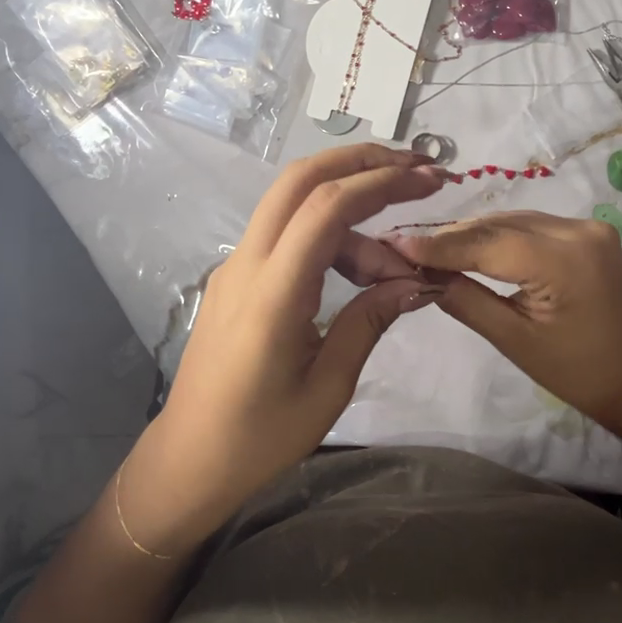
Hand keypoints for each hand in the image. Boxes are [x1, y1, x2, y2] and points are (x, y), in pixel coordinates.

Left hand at [134, 145, 447, 544]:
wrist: (190, 460)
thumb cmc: (261, 436)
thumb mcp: (328, 386)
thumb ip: (371, 321)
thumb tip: (418, 281)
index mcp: (273, 293)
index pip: (326, 207)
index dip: (382, 182)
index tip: (431, 180)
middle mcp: (247, 264)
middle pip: (300, 179)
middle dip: (361, 162)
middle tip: (417, 171)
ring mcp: (236, 268)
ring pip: (293, 204)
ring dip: (351, 211)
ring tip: (398, 264)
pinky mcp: (237, 280)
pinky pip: (286, 235)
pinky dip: (329, 234)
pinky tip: (362, 271)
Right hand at [388, 212, 621, 428]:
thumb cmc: (572, 369)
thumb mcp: (511, 338)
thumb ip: (465, 299)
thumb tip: (417, 273)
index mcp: (566, 262)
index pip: (488, 243)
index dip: (440, 245)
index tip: (394, 244)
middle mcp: (579, 231)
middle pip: (499, 225)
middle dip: (451, 237)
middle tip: (403, 246)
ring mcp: (586, 227)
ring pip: (511, 220)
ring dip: (471, 234)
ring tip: (427, 247)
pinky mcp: (586, 230)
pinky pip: (529, 225)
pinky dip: (496, 235)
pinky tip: (467, 246)